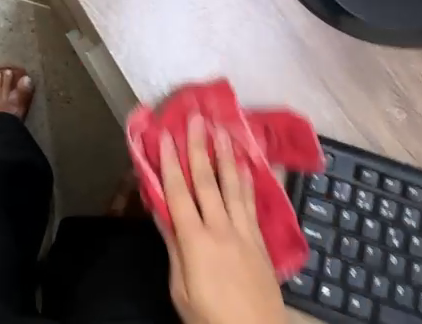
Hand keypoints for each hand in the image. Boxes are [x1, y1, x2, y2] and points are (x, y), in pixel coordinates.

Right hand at [157, 114, 287, 323]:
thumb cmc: (210, 317)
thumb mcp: (181, 289)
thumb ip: (173, 246)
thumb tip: (161, 210)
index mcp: (195, 240)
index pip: (177, 192)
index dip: (169, 161)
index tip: (164, 133)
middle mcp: (221, 228)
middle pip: (207, 181)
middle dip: (199, 147)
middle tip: (197, 118)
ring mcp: (244, 233)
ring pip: (234, 186)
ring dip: (227, 155)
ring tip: (224, 130)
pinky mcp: (261, 242)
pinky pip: (254, 204)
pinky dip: (251, 181)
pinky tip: (251, 164)